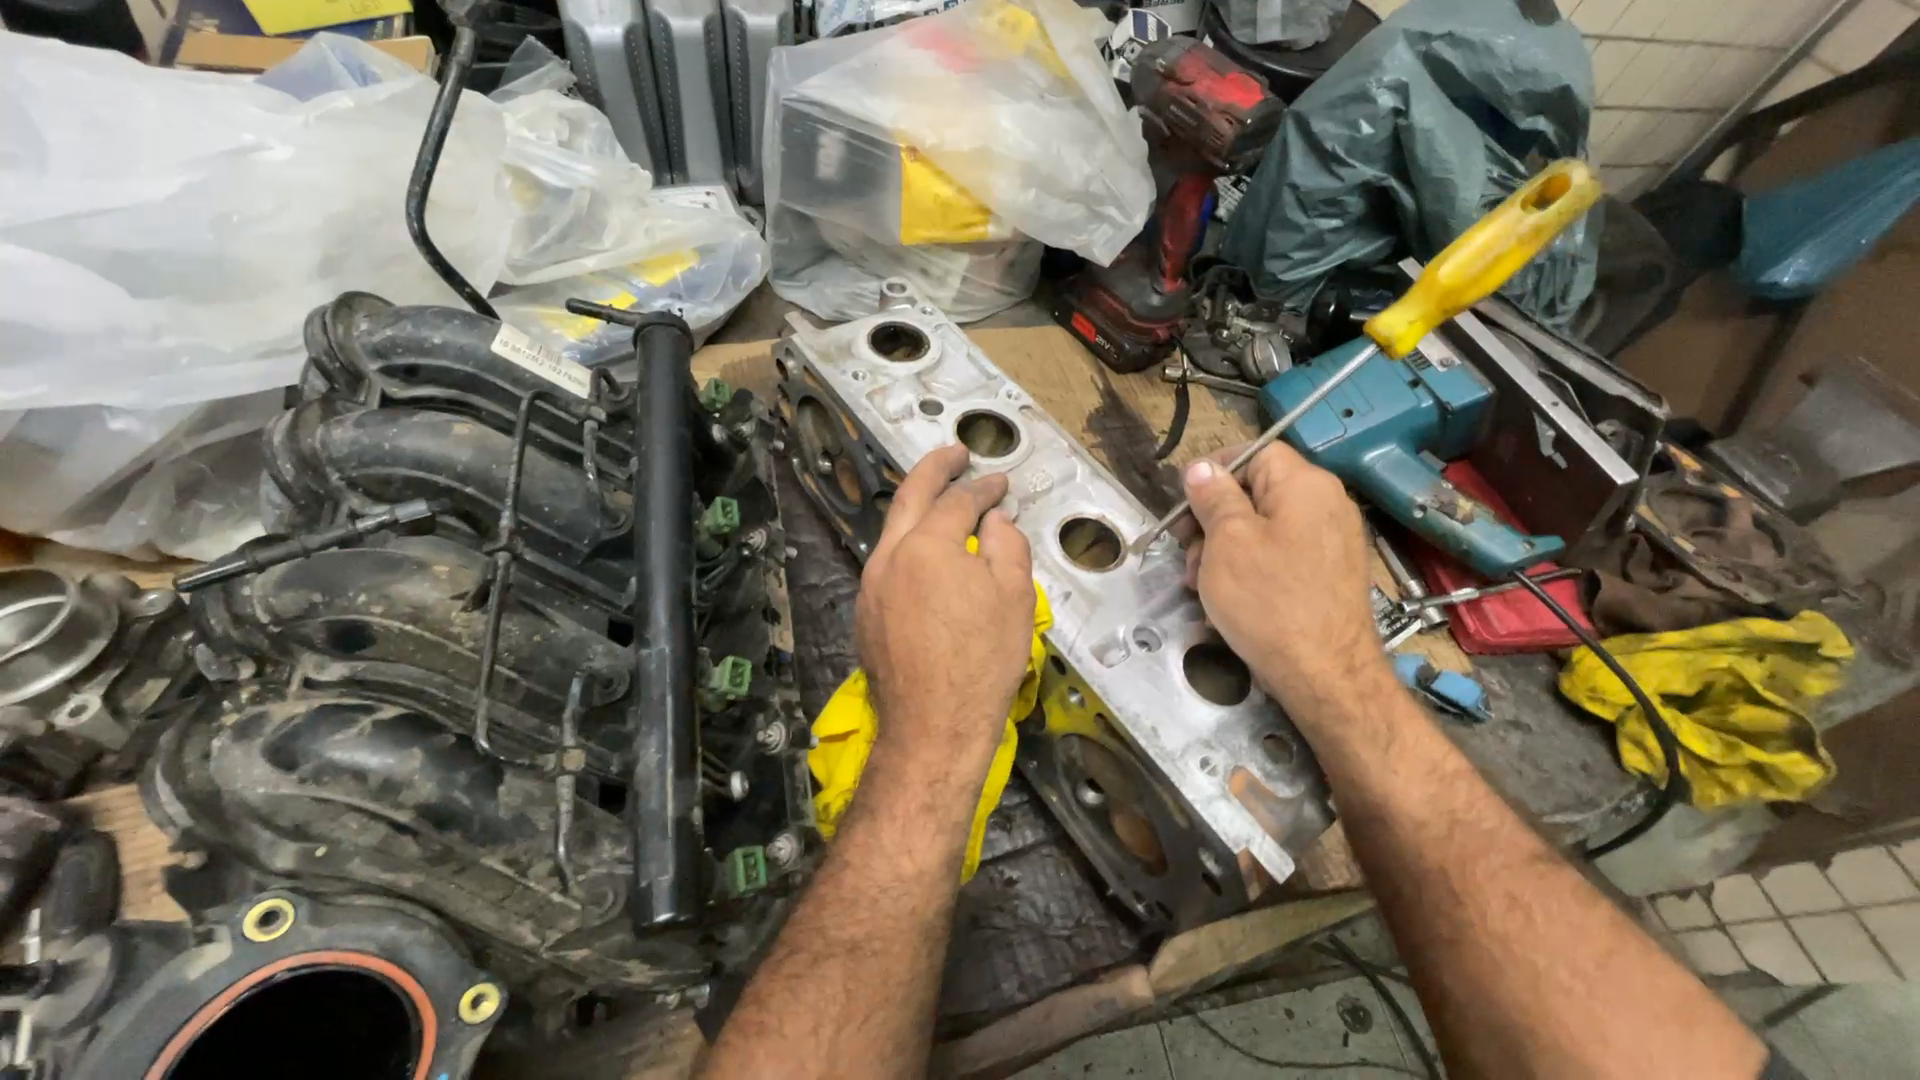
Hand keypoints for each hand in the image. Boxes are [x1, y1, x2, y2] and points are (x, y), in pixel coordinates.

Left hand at [856, 445, 1035, 782]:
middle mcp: (890, 556)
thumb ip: (1007, 546)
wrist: (933, 724)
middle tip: (955, 453)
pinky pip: (887, 563)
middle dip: (934, 469)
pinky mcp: (865, 613)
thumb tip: (996, 519)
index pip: (958, 502)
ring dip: (916, 508)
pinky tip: (925, 555)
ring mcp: (871, 585)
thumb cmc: (983, 661)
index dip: (984, 488)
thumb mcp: (1013, 598)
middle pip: (910, 497)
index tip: (1000, 482)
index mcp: (928, 545)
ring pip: (892, 531)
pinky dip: (907, 545)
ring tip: (939, 499)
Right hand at [1181, 443, 1390, 719]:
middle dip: (1213, 519)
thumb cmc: (1268, 600)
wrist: (1324, 673)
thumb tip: (1202, 468)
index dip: (1214, 471)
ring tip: (1201, 583)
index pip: (1255, 452)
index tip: (1183, 504)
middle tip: (1186, 552)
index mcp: (1305, 484)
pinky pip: (1281, 555)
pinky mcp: (1330, 574)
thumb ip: (1214, 496)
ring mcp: (1332, 541)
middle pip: (1257, 492)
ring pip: (1265, 527)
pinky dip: (1251, 567)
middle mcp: (1327, 504)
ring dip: (1225, 548)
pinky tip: (1229, 598)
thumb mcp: (1226, 541)